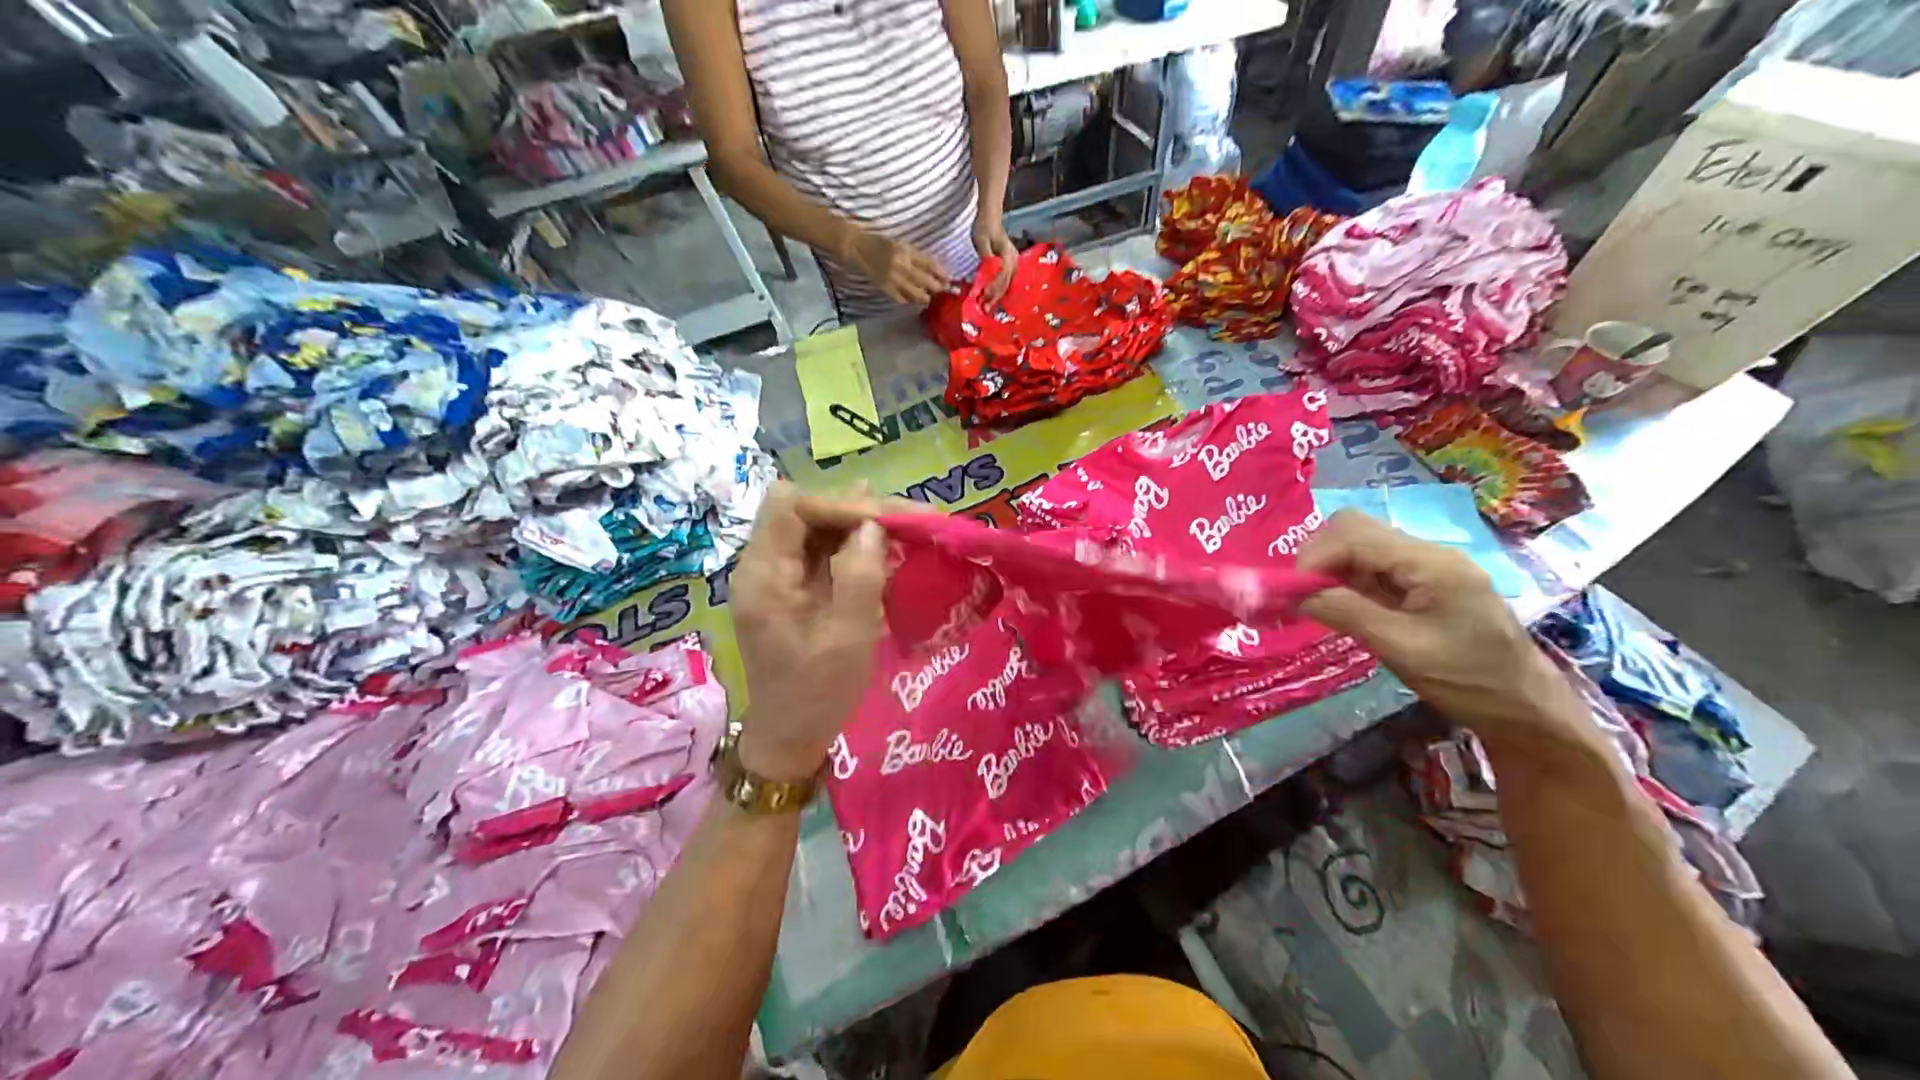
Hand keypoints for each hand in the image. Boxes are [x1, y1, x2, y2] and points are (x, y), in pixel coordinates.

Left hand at [729, 485, 922, 780]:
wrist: (790, 737)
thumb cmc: (817, 694)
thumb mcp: (847, 638)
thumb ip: (860, 577)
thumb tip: (873, 524)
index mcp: (763, 575)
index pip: (791, 506)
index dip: (839, 504)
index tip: (885, 520)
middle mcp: (761, 565)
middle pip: (804, 510)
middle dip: (856, 509)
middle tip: (908, 519)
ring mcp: (775, 575)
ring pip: (815, 526)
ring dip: (858, 523)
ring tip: (906, 525)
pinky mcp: (790, 587)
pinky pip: (820, 549)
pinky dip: (852, 543)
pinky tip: (885, 543)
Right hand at [847, 229, 950, 305]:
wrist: (860, 248)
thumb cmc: (883, 244)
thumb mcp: (903, 245)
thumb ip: (919, 258)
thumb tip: (937, 272)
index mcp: (907, 251)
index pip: (930, 265)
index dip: (942, 273)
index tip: (949, 279)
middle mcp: (901, 266)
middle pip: (926, 282)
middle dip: (938, 288)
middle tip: (943, 290)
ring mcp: (893, 280)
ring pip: (917, 294)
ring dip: (927, 297)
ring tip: (930, 297)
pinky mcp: (886, 289)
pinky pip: (903, 300)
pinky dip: (911, 302)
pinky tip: (915, 300)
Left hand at [971, 216, 1017, 302]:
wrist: (990, 219)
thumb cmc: (984, 228)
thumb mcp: (982, 241)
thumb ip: (986, 257)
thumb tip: (987, 272)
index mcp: (1008, 255)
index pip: (1003, 275)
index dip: (994, 287)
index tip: (985, 296)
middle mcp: (1014, 261)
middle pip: (1006, 283)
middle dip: (995, 297)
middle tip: (985, 309)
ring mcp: (1013, 264)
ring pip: (1007, 284)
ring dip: (997, 296)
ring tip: (988, 307)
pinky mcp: (1010, 266)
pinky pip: (1006, 282)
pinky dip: (999, 291)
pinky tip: (992, 299)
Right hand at [1297, 510, 1592, 750]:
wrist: (1526, 709)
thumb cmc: (1467, 681)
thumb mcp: (1400, 648)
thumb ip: (1345, 612)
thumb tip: (1291, 594)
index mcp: (1429, 562)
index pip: (1352, 534)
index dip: (1312, 558)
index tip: (1290, 594)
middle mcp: (1428, 552)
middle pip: (1354, 528)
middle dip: (1318, 557)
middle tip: (1303, 596)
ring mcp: (1428, 565)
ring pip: (1360, 545)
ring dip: (1331, 569)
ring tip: (1318, 604)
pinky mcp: (1424, 582)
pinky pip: (1373, 566)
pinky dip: (1347, 580)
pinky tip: (1343, 607)